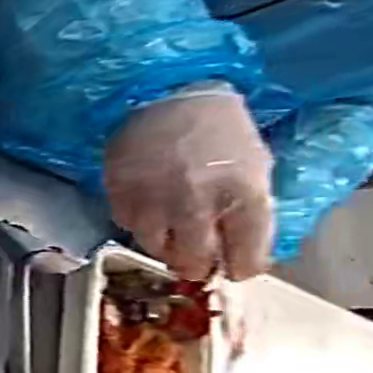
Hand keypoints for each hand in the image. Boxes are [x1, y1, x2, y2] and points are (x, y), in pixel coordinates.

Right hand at [104, 86, 273, 280]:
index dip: (242, 267)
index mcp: (243, 195)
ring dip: (164, 249)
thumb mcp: (254, 168)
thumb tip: (236, 240)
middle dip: (197, 267)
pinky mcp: (119, 192)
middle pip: (194, 255)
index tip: (237, 272)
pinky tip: (147, 216)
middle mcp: (195, 203)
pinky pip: (127, 222)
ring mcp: (152, 199)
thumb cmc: (219, 132)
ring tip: (169, 245)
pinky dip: (138, 225)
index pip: (246, 251)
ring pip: (154, 244)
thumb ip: (247, 206)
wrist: (168, 101)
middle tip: (196, 268)